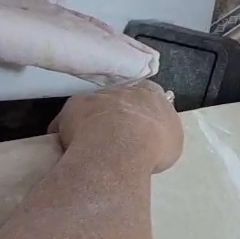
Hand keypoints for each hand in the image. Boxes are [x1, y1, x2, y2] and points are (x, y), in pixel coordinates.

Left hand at [49, 81, 183, 172]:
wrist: (121, 145)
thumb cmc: (154, 144)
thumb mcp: (172, 141)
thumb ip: (164, 132)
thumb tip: (154, 136)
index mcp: (152, 93)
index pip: (150, 93)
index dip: (145, 109)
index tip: (143, 125)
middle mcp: (125, 88)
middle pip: (120, 99)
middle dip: (118, 114)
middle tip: (118, 137)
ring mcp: (97, 95)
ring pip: (94, 108)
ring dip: (93, 122)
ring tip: (93, 147)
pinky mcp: (73, 106)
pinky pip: (67, 121)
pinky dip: (67, 133)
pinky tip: (70, 150)